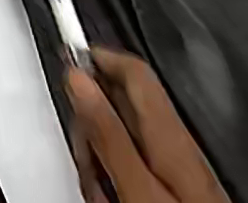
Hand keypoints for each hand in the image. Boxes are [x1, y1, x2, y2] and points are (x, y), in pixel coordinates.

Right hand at [66, 49, 228, 202]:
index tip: (69, 62)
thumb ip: (106, 130)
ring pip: (121, 138)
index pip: (134, 70)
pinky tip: (110, 199)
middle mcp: (177, 148)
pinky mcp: (170, 193)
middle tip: (84, 152)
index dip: (99, 58)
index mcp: (171, 137)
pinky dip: (111, 180)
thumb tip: (79, 78)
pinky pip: (130, 168)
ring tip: (98, 189)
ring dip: (98, 157)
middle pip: (122, 104)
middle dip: (91, 120)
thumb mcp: (136, 188)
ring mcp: (176, 173)